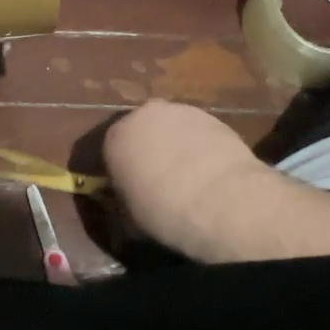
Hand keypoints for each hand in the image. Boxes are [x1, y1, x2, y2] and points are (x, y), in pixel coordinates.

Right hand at [104, 100, 278, 260]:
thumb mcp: (128, 219)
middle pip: (140, 132)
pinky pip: (197, 132)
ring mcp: (180, 111)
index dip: (119, 172)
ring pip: (170, 128)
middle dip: (146, 151)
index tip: (128, 189)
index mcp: (115, 138)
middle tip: (157, 180)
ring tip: (187, 176)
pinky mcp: (212, 116)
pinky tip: (208, 170)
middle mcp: (143, 115)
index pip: (109, 151)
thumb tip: (125, 201)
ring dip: (173, 145)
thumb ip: (121, 202)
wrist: (220, 200)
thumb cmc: (163, 212)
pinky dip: (198, 146)